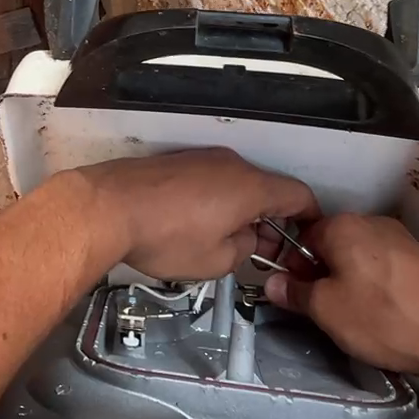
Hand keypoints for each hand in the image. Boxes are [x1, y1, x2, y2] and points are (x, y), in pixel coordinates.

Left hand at [51, 148, 318, 281]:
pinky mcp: (176, 161)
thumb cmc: (165, 236)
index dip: (310, 219)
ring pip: (236, 183)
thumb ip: (244, 248)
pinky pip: (209, 179)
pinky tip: (198, 225)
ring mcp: (201, 158)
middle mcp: (230, 164)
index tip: (307, 240)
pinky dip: (215, 200)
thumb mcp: (216, 260)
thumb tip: (246, 237)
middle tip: (263, 254)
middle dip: (271, 221)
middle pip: (266, 188)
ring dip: (241, 210)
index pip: (299, 195)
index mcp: (250, 186)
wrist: (108, 206)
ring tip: (227, 243)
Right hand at [262, 214, 418, 382]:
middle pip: (333, 246)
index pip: (301, 238)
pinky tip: (388, 316)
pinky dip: (380, 288)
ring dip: (352, 282)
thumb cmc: (386, 318)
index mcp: (342, 226)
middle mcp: (372, 223)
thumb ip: (294, 293)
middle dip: (324, 275)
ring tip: (359, 318)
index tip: (298, 296)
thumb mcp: (326, 311)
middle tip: (325, 311)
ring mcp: (403, 240)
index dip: (294, 269)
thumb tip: (273, 284)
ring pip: (361, 259)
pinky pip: (388, 270)